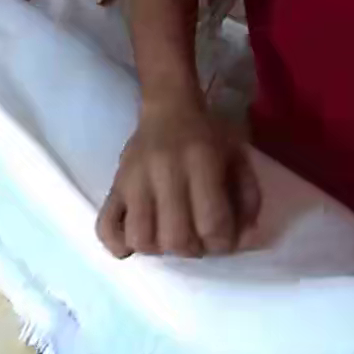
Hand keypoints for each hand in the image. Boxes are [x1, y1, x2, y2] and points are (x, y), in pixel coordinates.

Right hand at [97, 101, 260, 258]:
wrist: (169, 104)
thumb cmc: (208, 133)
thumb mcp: (239, 155)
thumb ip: (248, 197)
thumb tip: (242, 238)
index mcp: (200, 160)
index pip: (212, 222)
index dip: (223, 242)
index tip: (224, 236)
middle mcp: (165, 170)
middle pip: (176, 238)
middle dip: (193, 248)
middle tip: (197, 236)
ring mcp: (134, 179)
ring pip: (141, 239)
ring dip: (160, 248)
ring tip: (169, 233)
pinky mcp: (115, 184)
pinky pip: (105, 227)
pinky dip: (119, 244)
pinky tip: (136, 239)